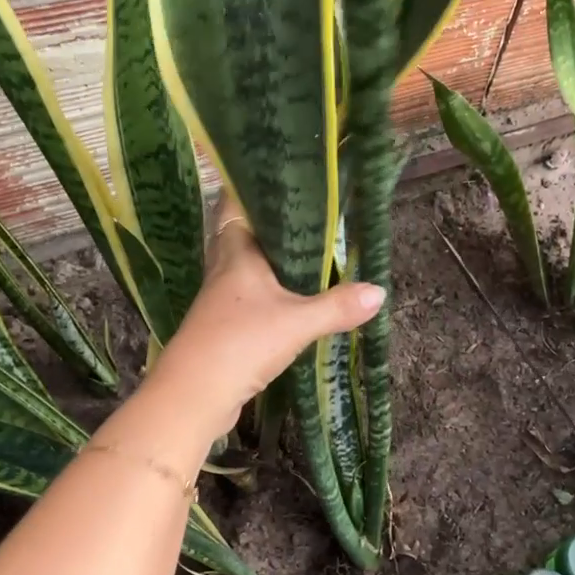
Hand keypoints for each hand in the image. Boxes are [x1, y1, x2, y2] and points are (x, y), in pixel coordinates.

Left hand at [143, 199, 384, 438]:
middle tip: (302, 219)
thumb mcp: (297, 323)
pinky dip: (264, 296)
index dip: (250, 188)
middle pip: (237, 237)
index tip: (279, 178)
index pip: (234, 206)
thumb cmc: (240, 343)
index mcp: (235, 255)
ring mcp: (218, 303)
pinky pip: (244, 301)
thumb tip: (380, 292)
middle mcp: (222, 272)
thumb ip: (337, 306)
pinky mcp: (220, 331)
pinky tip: (285, 303)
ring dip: (265, 264)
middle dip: (264, 227)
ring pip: (241, 271)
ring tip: (301, 257)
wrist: (194, 395)